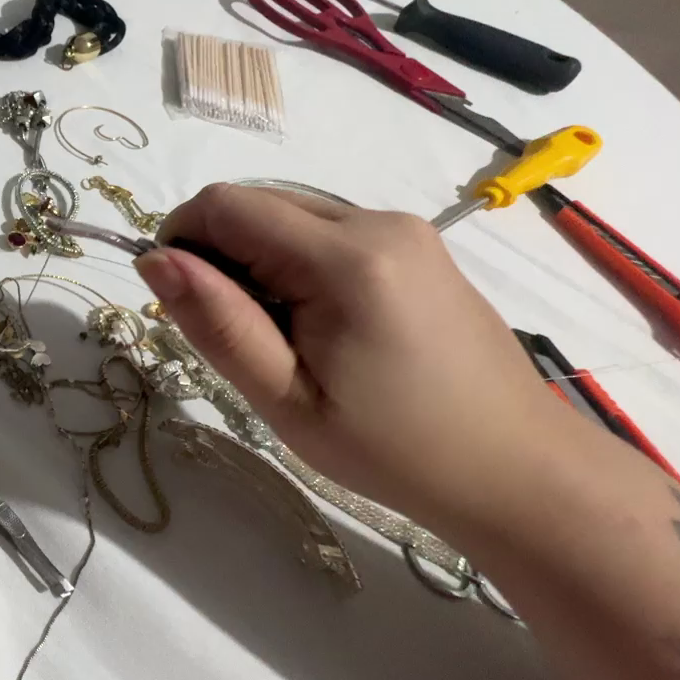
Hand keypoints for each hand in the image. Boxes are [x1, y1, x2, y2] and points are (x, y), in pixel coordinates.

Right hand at [134, 184, 575, 534]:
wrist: (525, 476)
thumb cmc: (396, 449)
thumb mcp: (285, 398)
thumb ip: (216, 322)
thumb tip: (153, 259)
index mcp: (346, 258)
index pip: (222, 205)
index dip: (182, 243)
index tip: (187, 307)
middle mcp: (376, 221)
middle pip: (251, 204)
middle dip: (217, 256)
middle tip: (239, 333)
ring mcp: (402, 229)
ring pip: (281, 214)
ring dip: (253, 261)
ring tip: (282, 333)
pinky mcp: (412, 244)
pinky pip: (317, 229)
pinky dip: (289, 262)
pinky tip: (316, 321)